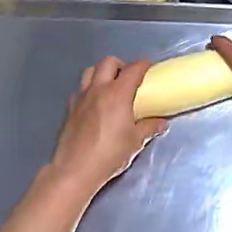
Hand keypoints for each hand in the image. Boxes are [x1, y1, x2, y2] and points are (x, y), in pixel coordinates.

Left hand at [45, 57, 166, 194]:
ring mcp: (81, 97)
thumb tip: (161, 122)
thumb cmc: (109, 154)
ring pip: (90, 70)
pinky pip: (80, 88)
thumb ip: (149, 127)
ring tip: (110, 86)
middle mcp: (98, 89)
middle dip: (120, 65)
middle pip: (108, 62)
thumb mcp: (135, 141)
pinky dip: (89, 88)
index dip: (143, 64)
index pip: (133, 69)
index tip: (150, 67)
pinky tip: (94, 103)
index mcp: (117, 93)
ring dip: (102, 72)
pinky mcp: (70, 108)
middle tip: (128, 78)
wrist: (75, 169)